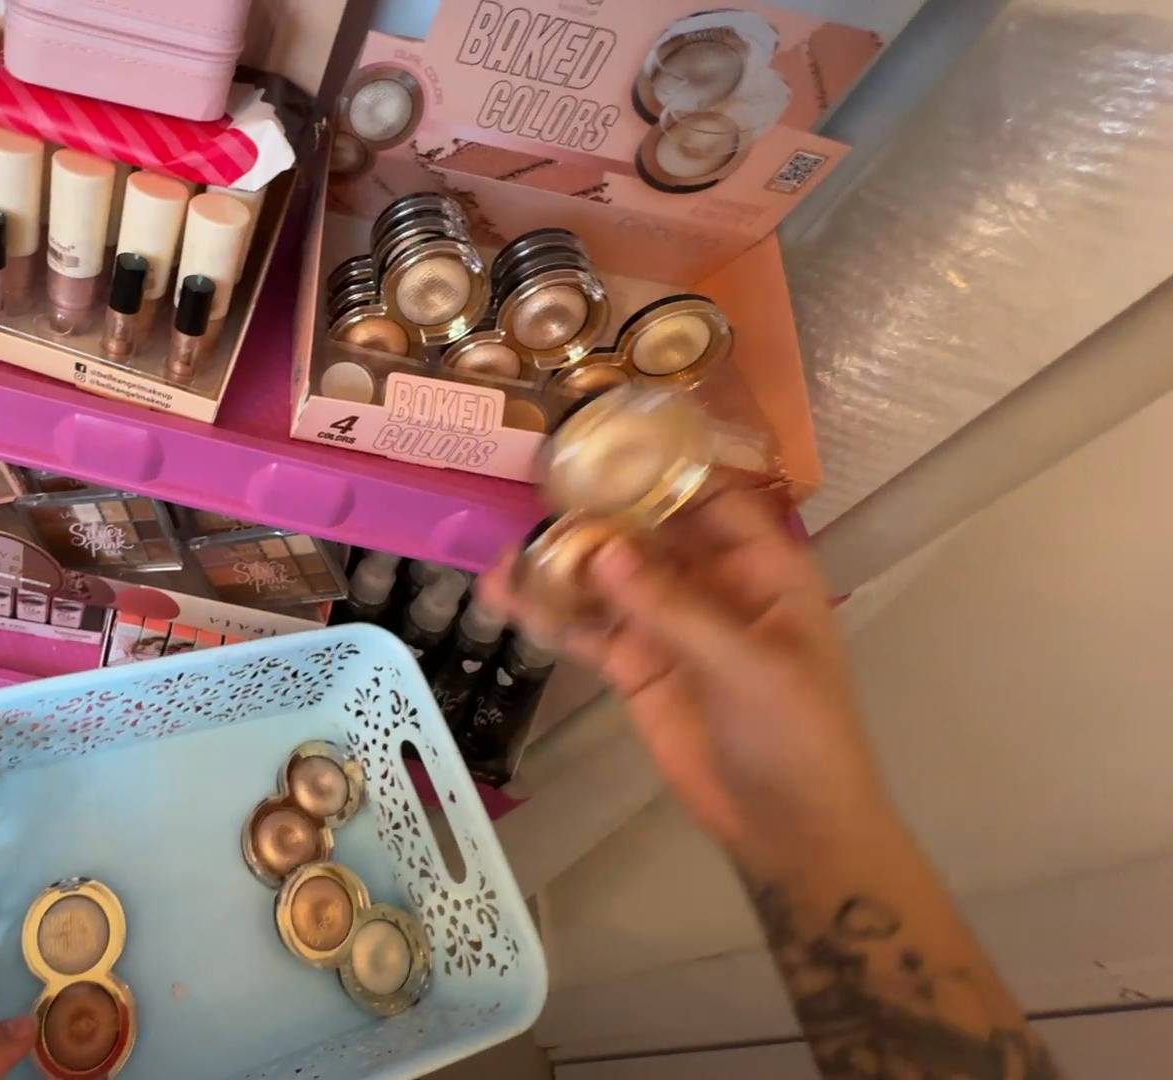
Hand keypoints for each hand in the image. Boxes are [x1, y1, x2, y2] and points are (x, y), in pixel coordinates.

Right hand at [475, 487, 893, 870]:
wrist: (783, 827)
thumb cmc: (796, 737)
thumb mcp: (747, 667)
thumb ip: (674, 608)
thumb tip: (604, 552)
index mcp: (760, 573)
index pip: (711, 503)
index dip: (662, 475)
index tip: (602, 454)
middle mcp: (707, 587)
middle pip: (644, 537)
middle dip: (594, 519)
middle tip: (533, 499)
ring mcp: (662, 625)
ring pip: (604, 582)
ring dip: (558, 568)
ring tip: (505, 552)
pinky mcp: (629, 662)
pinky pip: (583, 628)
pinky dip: (546, 614)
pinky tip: (505, 599)